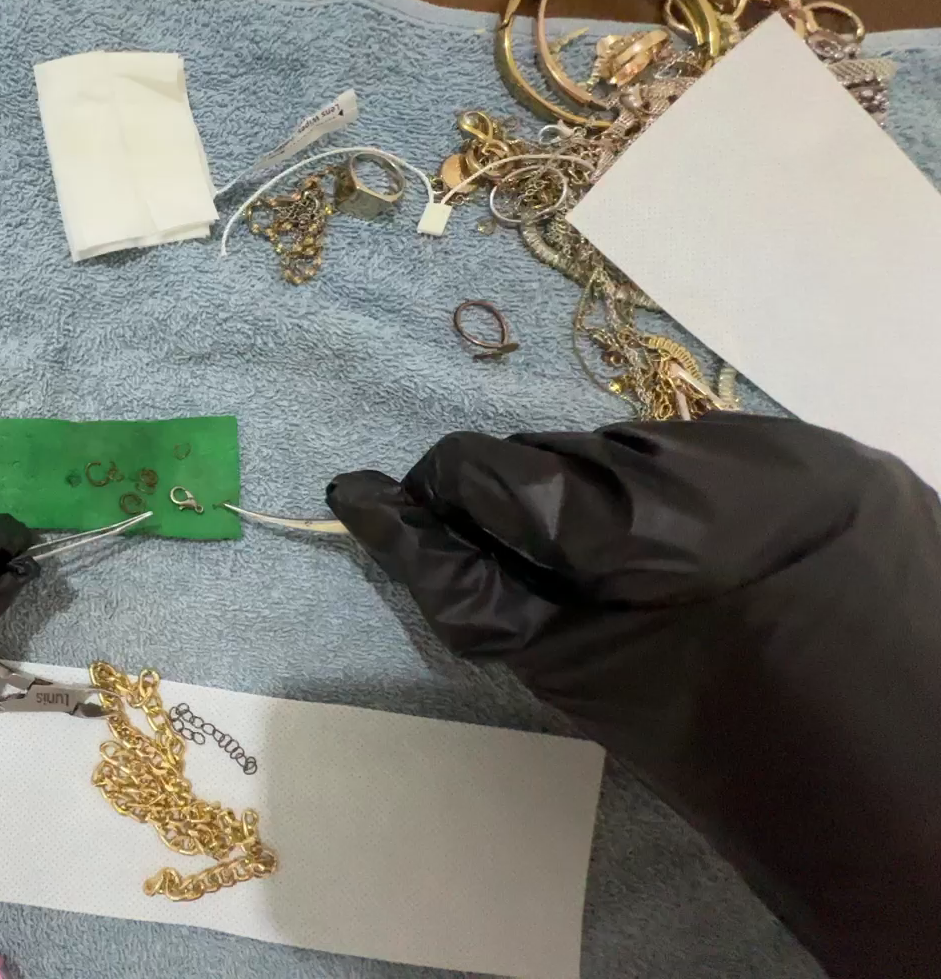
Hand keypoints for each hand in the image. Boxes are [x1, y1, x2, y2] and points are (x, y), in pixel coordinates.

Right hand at [326, 414, 940, 978]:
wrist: (910, 798)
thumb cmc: (708, 744)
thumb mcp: (557, 659)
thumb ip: (450, 570)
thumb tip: (357, 497)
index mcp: (661, 527)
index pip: (487, 465)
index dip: (445, 499)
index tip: (443, 534)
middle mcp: (741, 460)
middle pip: (552, 447)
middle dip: (532, 506)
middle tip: (565, 576)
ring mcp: (804, 448)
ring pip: (619, 443)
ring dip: (600, 497)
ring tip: (640, 566)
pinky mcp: (839, 452)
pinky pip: (696, 450)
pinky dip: (669, 493)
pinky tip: (703, 548)